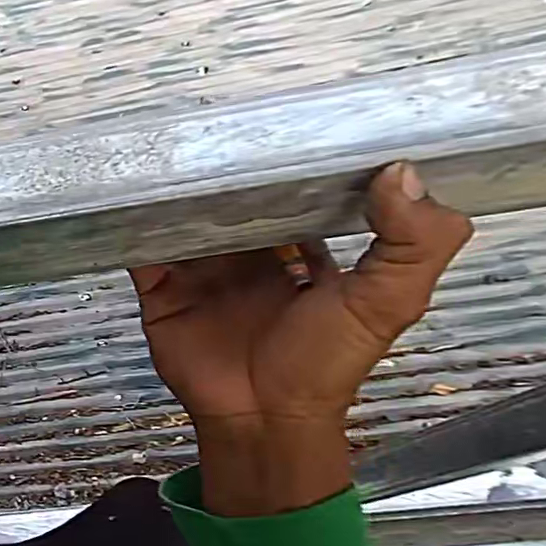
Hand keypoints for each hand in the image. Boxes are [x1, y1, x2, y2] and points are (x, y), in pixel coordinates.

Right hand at [129, 162, 472, 515]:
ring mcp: (197, 277)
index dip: (286, 171)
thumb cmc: (324, 360)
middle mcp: (244, 262)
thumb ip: (415, 240)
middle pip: (228, 210)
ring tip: (166, 160)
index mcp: (296, 257)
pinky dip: (133, 233)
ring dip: (175, 200)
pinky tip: (131, 204)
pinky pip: (142, 256)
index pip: (287, 202)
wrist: (259, 415)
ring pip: (183, 226)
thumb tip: (398, 168)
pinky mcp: (159, 293)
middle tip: (212, 135)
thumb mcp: (388, 300)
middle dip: (222, 180)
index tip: (282, 130)